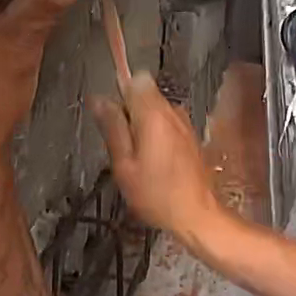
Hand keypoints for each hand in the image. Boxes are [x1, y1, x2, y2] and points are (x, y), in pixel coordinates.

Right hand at [90, 74, 222, 238]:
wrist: (197, 215)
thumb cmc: (156, 194)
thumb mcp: (124, 164)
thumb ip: (112, 128)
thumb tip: (98, 100)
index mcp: (153, 114)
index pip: (135, 79)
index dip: (119, 92)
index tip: (112, 115)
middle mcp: (172, 112)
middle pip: (145, 93)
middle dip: (129, 111)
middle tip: (122, 143)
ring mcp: (184, 123)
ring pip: (155, 108)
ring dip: (142, 124)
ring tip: (136, 156)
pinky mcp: (190, 135)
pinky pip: (166, 122)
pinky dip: (155, 134)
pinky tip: (153, 161)